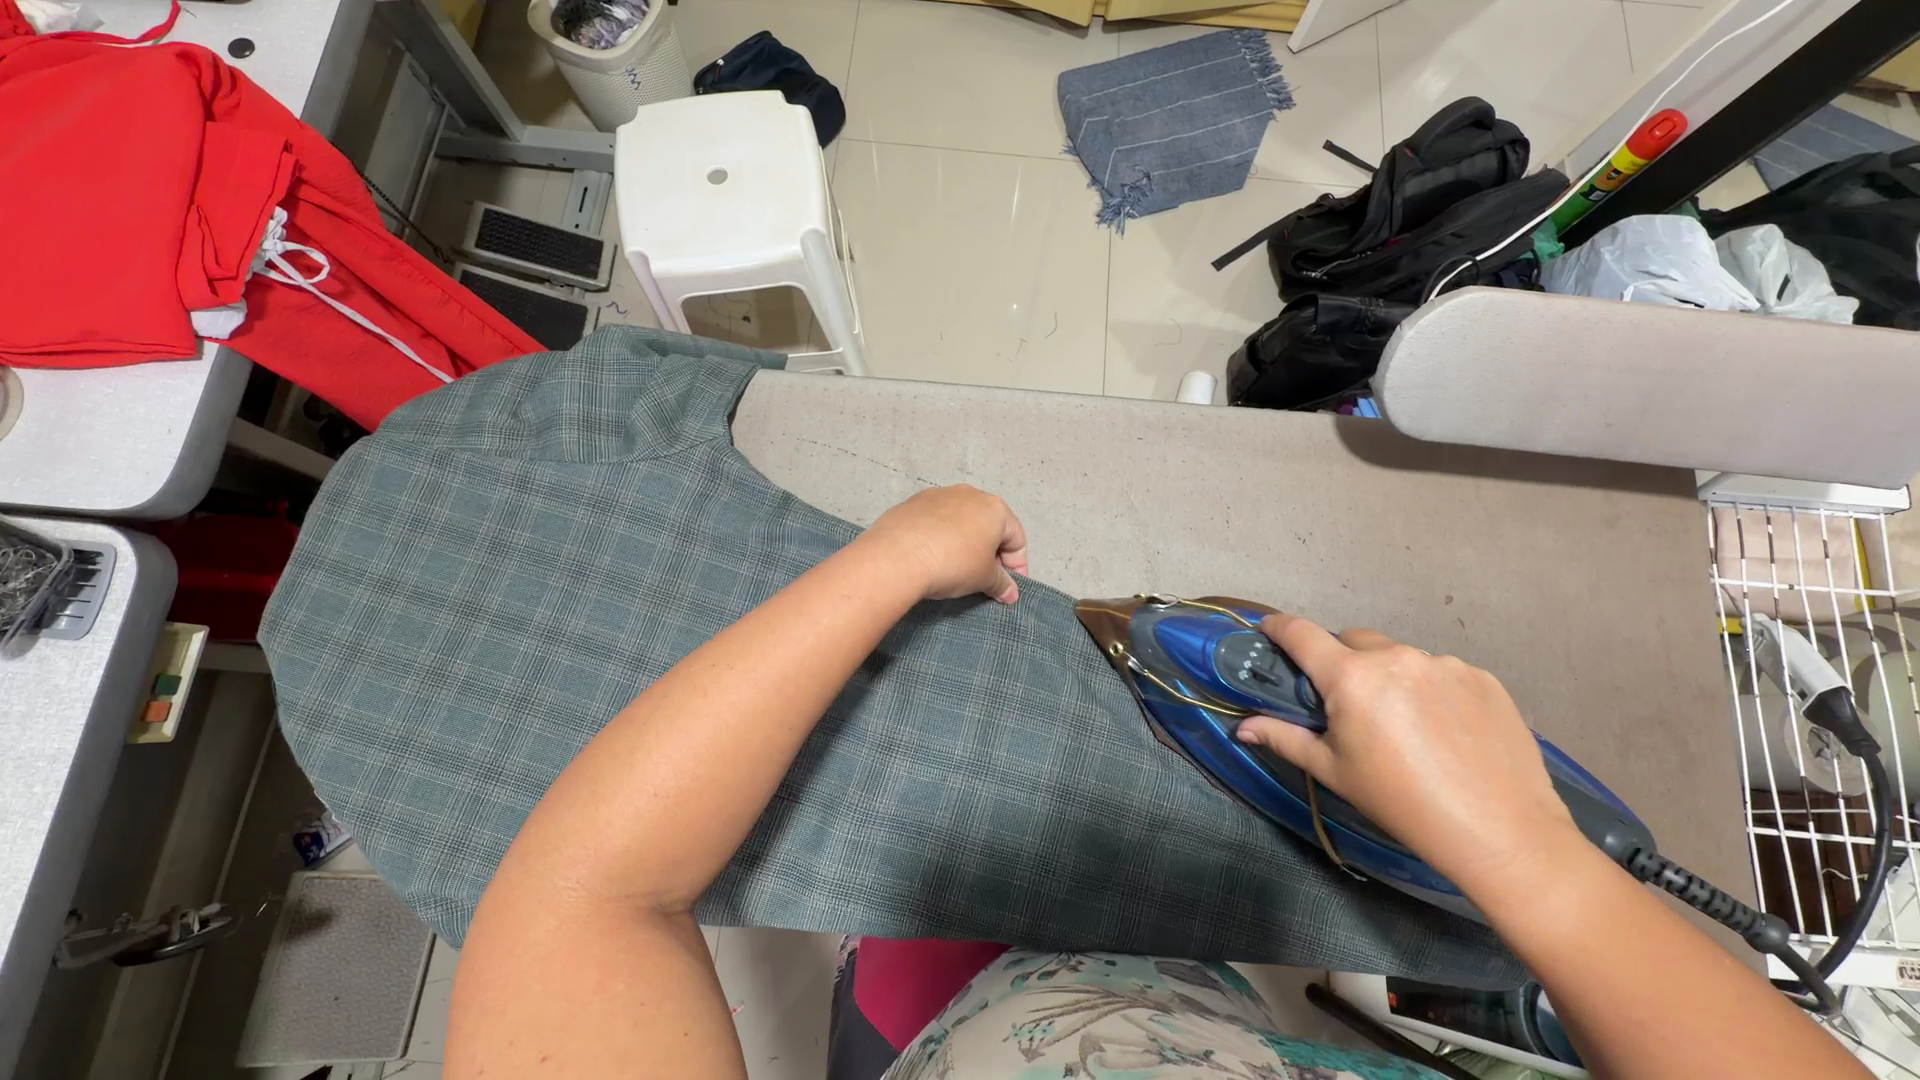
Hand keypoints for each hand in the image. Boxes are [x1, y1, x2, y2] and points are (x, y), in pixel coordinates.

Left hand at [857, 485, 1028, 604]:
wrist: (897, 556)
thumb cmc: (953, 564)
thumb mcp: (983, 579)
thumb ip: (1001, 584)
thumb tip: (1011, 593)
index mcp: (994, 508)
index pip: (1017, 538)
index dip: (1017, 566)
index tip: (1010, 587)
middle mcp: (969, 494)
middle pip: (989, 526)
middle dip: (991, 554)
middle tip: (985, 580)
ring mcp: (938, 495)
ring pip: (961, 521)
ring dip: (965, 543)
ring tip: (956, 569)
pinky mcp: (912, 503)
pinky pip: (935, 521)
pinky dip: (940, 537)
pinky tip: (932, 557)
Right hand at [1235, 614, 1580, 893]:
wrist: (1502, 831)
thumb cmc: (1401, 802)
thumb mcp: (1334, 772)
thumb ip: (1284, 738)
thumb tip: (1241, 727)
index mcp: (1352, 677)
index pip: (1302, 634)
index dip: (1278, 628)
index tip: (1267, 630)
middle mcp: (1397, 657)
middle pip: (1353, 641)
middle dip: (1342, 662)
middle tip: (1348, 705)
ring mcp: (1445, 664)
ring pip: (1400, 657)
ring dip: (1389, 677)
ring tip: (1405, 724)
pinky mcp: (1483, 678)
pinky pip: (1440, 672)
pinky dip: (1430, 689)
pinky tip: (1444, 730)